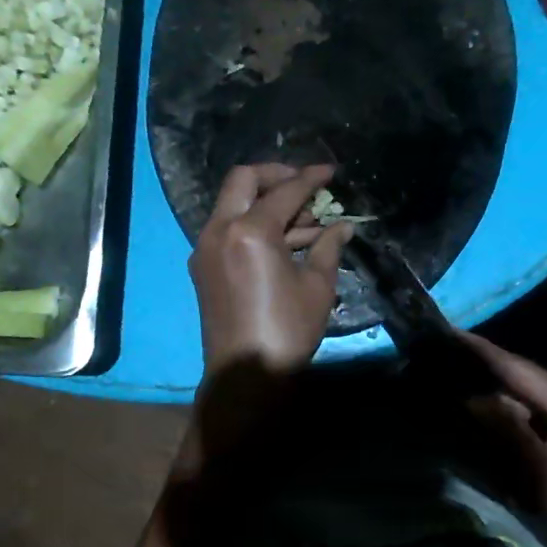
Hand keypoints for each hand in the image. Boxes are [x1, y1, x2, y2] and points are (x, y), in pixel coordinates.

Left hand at [189, 164, 352, 374]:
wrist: (244, 375)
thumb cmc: (287, 330)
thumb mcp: (317, 287)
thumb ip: (327, 247)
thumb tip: (343, 226)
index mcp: (249, 231)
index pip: (284, 191)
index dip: (311, 178)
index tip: (330, 171)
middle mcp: (219, 230)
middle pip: (243, 180)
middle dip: (276, 176)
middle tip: (304, 187)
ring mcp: (205, 248)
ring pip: (233, 205)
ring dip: (265, 203)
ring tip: (305, 222)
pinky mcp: (202, 266)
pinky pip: (227, 230)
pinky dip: (252, 225)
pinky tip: (284, 241)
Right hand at [461, 333, 546, 546]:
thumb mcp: (544, 470)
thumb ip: (511, 429)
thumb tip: (476, 398)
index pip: (520, 370)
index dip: (484, 351)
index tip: (453, 332)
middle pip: (525, 378)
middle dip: (488, 367)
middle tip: (448, 356)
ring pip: (531, 396)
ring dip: (499, 391)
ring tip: (462, 379)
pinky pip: (539, 413)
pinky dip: (514, 411)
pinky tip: (492, 410)